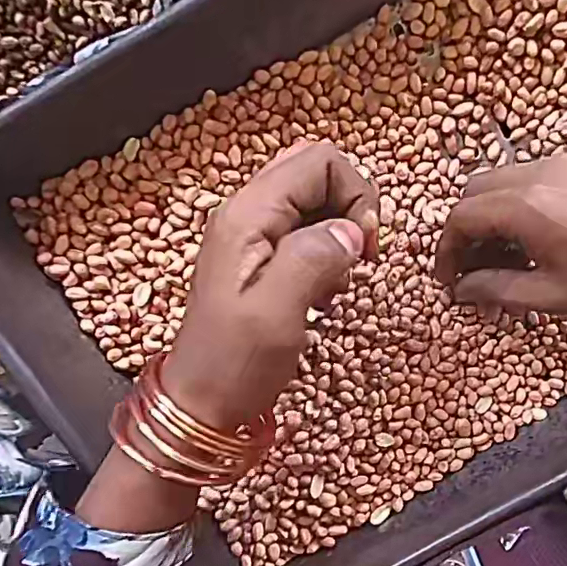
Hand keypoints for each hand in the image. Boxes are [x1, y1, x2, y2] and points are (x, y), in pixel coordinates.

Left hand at [160, 141, 379, 427]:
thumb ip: (314, 259)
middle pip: (317, 173)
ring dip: (341, 232)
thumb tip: (353, 231)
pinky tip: (325, 291)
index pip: (320, 161)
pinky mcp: (259, 260)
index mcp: (249, 215)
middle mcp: (248, 214)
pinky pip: (305, 233)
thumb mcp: (276, 313)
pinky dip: (327, 252)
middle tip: (360, 256)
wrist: (201, 403)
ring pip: (314, 202)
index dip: (357, 195)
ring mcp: (252, 236)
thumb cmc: (234, 365)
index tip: (365, 247)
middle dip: (352, 207)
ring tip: (339, 281)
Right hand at [433, 153, 566, 321]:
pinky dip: (511, 206)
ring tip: (496, 260)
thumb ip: (497, 288)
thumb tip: (464, 289)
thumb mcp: (553, 295)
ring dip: (487, 217)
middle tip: (468, 270)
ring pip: (499, 182)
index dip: (446, 249)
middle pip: (474, 192)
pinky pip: (526, 180)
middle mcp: (540, 173)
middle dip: (462, 230)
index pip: (462, 216)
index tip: (448, 279)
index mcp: (528, 205)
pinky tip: (524, 241)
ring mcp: (563, 166)